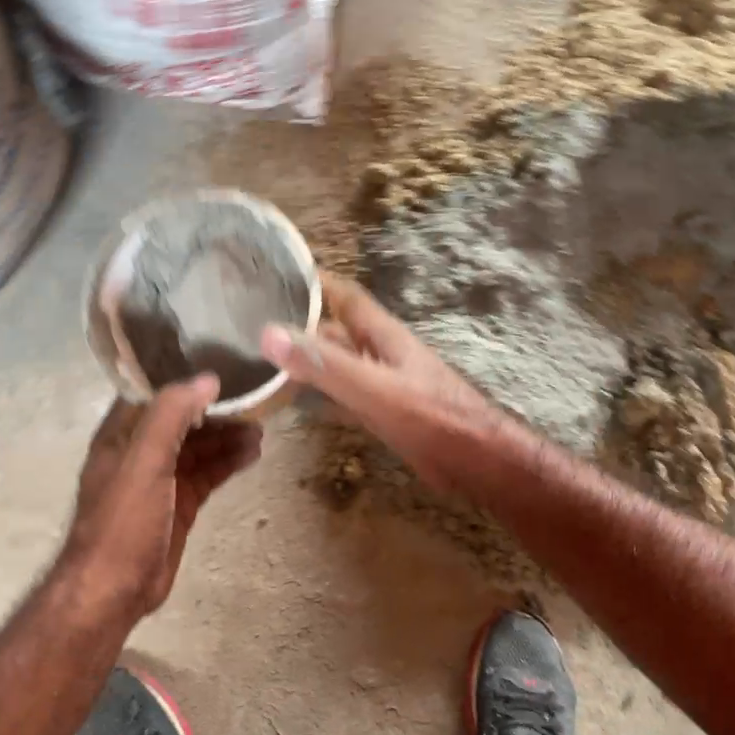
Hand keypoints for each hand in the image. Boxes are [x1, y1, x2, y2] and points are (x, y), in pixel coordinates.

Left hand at [63, 375, 262, 616]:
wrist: (114, 590)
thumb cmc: (123, 520)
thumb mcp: (144, 461)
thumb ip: (171, 416)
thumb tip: (208, 379)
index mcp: (121, 435)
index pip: (155, 393)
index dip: (185, 379)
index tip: (222, 364)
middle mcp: (140, 452)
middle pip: (183, 420)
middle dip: (216, 410)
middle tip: (254, 400)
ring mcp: (161, 481)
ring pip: (199, 448)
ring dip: (227, 436)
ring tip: (261, 427)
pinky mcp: (180, 506)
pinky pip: (207, 475)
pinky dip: (228, 463)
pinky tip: (253, 454)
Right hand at [260, 274, 509, 491]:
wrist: (478, 461)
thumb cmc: (431, 418)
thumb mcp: (373, 387)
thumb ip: (324, 364)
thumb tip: (269, 334)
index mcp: (382, 336)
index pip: (345, 296)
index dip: (316, 282)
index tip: (279, 273)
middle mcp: (382, 354)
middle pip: (336, 332)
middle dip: (301, 326)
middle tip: (256, 326)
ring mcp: (385, 385)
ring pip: (339, 365)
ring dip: (309, 363)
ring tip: (266, 363)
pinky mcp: (388, 415)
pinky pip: (346, 398)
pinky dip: (322, 397)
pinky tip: (299, 406)